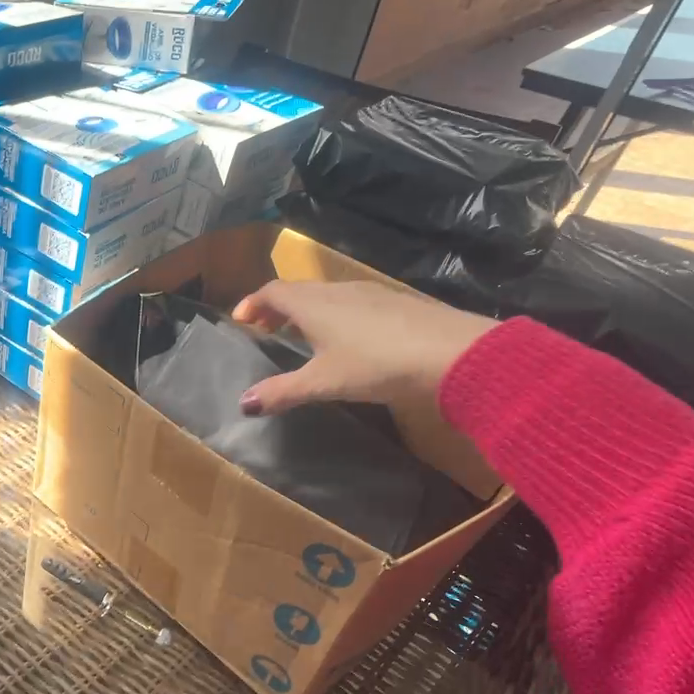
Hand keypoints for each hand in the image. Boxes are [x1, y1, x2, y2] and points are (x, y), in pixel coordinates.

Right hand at [230, 281, 496, 415]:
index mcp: (312, 304)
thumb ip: (282, 391)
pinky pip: (351, 301)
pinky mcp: (395, 302)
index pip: (272, 291)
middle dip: (276, 306)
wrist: (452, 353)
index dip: (253, 303)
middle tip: (265, 328)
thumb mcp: (323, 383)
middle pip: (297, 290)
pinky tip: (345, 337)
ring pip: (325, 294)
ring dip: (306, 310)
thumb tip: (243, 403)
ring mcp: (369, 293)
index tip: (241, 320)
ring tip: (300, 334)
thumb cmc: (376, 364)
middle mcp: (336, 290)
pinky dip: (333, 313)